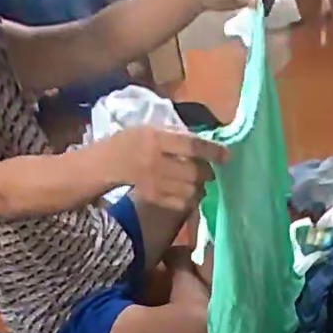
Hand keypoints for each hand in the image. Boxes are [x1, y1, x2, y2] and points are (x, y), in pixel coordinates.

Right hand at [98, 126, 228, 210]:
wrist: (106, 165)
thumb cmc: (129, 143)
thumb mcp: (148, 130)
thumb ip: (173, 136)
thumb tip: (203, 143)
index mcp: (155, 138)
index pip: (191, 145)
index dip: (212, 151)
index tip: (227, 155)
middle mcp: (156, 161)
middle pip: (195, 172)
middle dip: (207, 173)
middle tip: (208, 171)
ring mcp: (155, 182)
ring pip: (192, 189)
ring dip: (200, 187)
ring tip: (197, 182)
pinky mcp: (155, 198)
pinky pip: (183, 202)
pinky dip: (190, 198)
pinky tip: (187, 192)